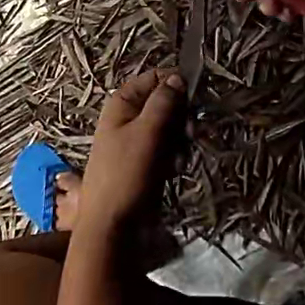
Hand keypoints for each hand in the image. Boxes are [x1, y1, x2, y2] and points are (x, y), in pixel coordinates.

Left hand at [76, 68, 183, 237]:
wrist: (112, 227)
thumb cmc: (126, 174)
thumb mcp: (147, 132)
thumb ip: (164, 101)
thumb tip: (178, 77)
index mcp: (122, 103)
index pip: (153, 77)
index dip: (174, 84)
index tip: (192, 98)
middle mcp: (128, 118)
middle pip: (165, 102)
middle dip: (181, 118)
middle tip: (189, 133)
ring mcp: (136, 141)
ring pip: (170, 127)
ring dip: (180, 141)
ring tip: (178, 159)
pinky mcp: (145, 162)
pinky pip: (167, 149)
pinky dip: (174, 157)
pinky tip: (174, 171)